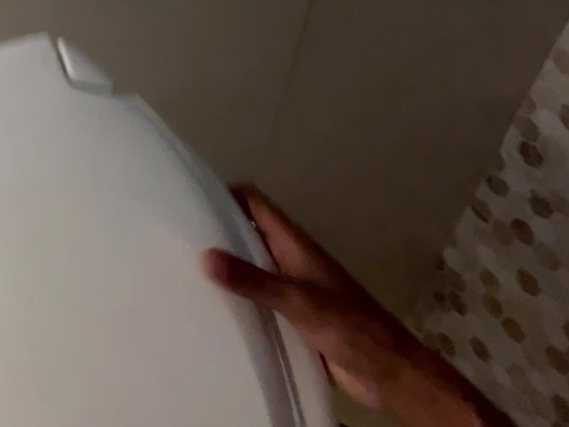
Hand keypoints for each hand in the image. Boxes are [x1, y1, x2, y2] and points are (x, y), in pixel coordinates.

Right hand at [202, 186, 512, 426]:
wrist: (391, 374)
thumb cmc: (350, 326)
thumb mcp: (299, 301)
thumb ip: (253, 281)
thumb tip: (204, 256)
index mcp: (293, 243)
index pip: (253, 202)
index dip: (224, 194)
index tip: (189, 202)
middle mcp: (288, 259)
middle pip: (246, 231)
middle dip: (215, 231)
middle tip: (176, 239)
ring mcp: (291, 287)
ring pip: (249, 266)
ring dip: (224, 267)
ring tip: (183, 272)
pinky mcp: (291, 316)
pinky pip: (256, 298)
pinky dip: (236, 298)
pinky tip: (212, 311)